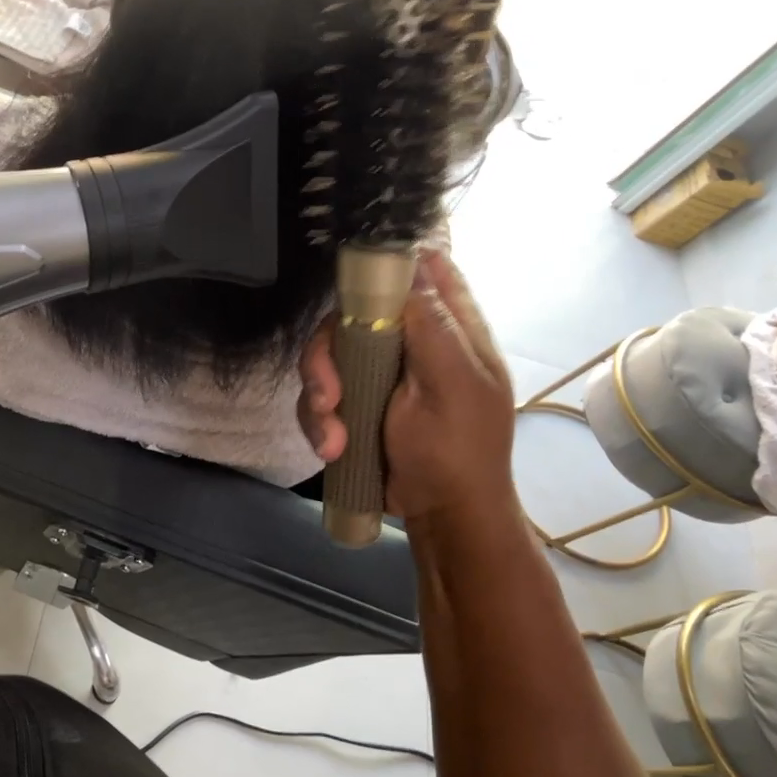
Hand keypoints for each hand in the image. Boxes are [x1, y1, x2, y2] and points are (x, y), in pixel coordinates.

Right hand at [298, 251, 516, 524]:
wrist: (439, 513)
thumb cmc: (458, 450)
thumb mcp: (453, 386)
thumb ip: (433, 328)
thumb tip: (415, 262)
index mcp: (447, 330)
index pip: (422, 271)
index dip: (387, 264)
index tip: (351, 280)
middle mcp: (407, 344)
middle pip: (348, 318)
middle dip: (326, 356)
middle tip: (328, 394)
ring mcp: (376, 374)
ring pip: (325, 359)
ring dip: (319, 399)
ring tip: (332, 439)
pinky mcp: (353, 403)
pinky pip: (318, 396)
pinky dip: (318, 423)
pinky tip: (332, 449)